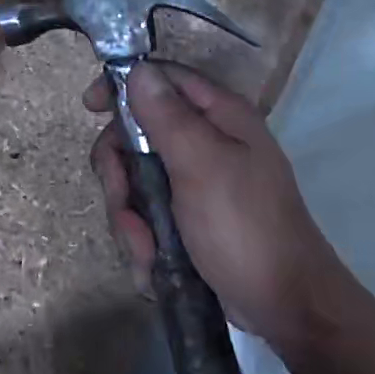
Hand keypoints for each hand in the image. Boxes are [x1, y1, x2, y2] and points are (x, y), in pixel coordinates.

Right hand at [86, 62, 348, 347]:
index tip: (90, 108)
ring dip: (131, 216)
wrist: (284, 304)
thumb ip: (167, 116)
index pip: (163, 79)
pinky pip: (152, 212)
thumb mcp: (202, 164)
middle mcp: (210, 139)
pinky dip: (144, 237)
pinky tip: (151, 264)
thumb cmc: (243, 225)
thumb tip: (138, 69)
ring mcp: (200, 180)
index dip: (124, 87)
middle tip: (123, 205)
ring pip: (140, 178)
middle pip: (141, 133)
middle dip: (122, 173)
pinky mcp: (193, 216)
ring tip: (145, 249)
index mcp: (220, 114)